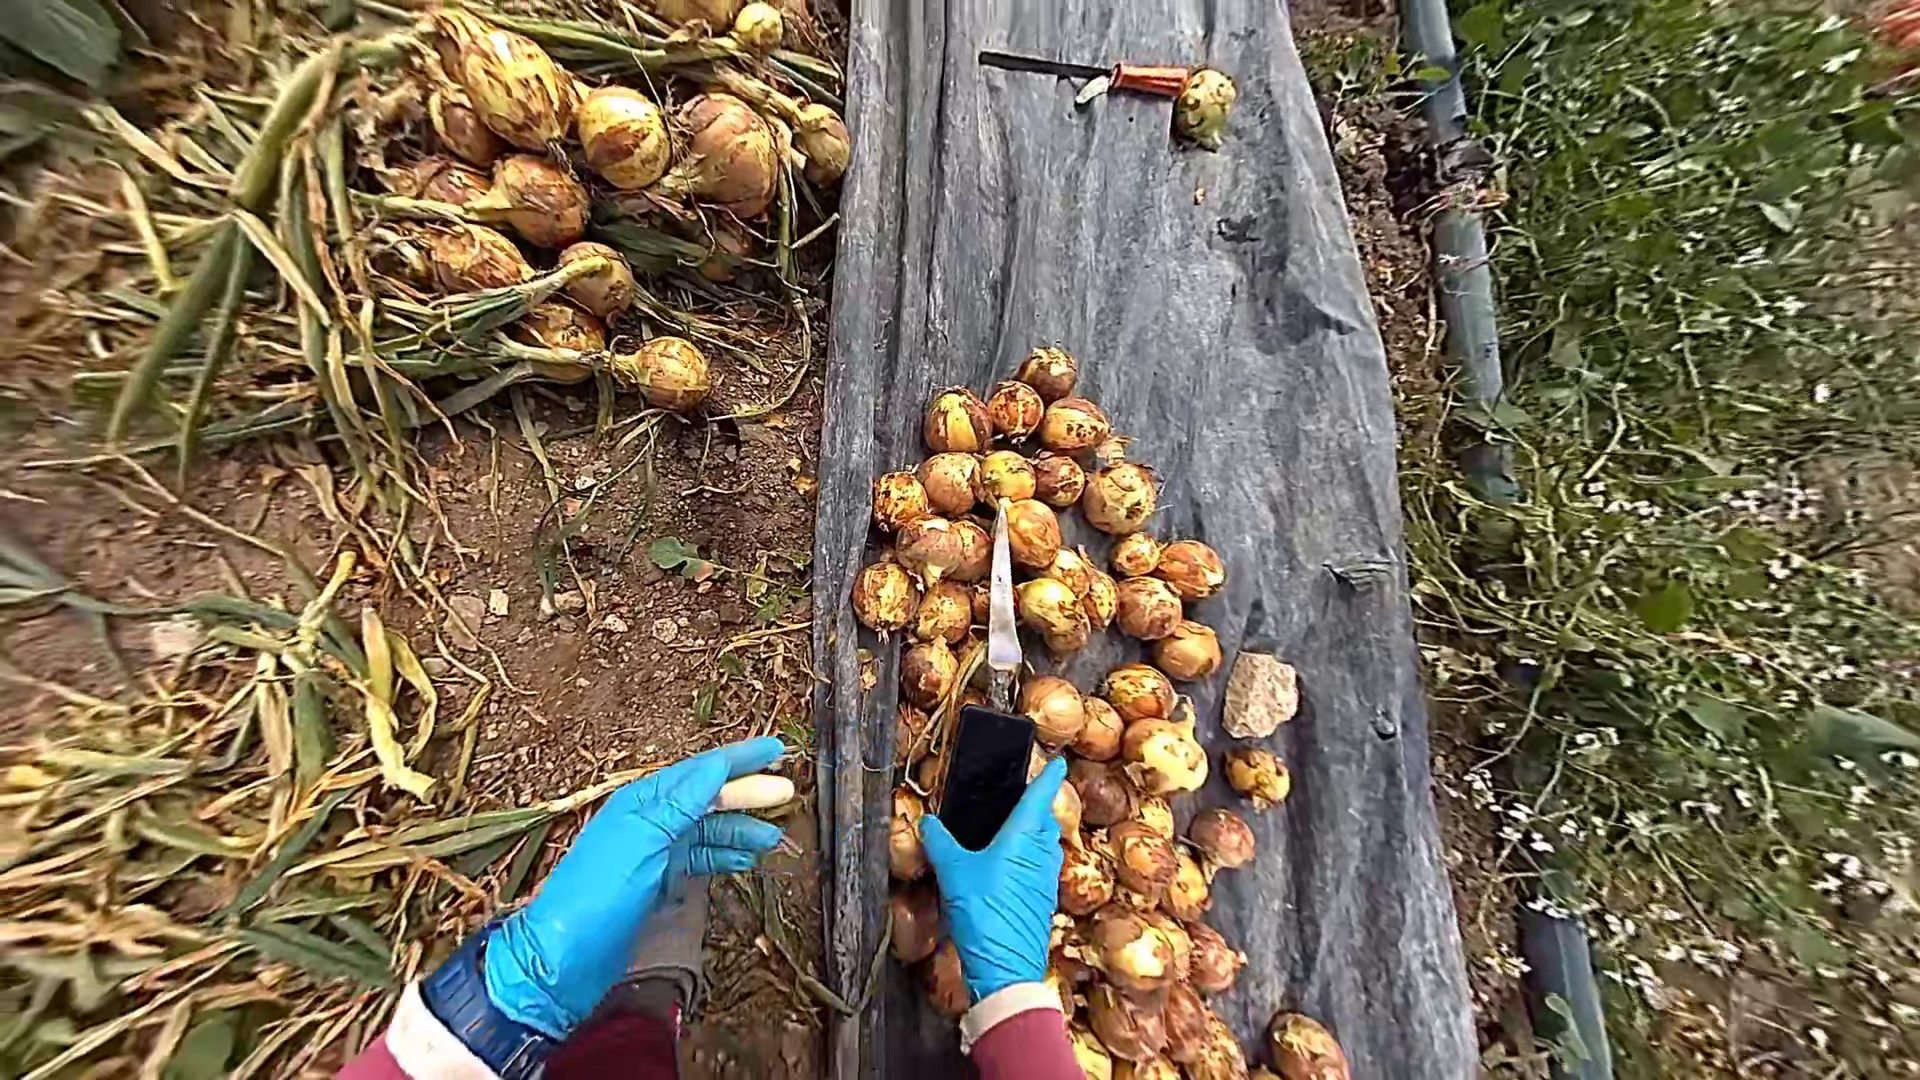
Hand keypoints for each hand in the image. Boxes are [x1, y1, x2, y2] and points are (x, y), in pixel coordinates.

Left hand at [482, 737, 785, 1037]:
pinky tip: (747, 858)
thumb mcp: (642, 842)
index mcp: (647, 800)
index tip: (776, 748)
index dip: (742, 757)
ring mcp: (659, 847)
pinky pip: (704, 855)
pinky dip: (727, 853)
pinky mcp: (662, 876)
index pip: (704, 769)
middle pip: (713, 796)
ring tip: (772, 837)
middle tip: (787, 791)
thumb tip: (719, 764)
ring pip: (712, 827)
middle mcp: (656, 817)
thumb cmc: (597, 896)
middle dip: (750, 793)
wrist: (558, 967)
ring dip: (743, 828)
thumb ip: (683, 801)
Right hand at [920, 756, 1065, 1002]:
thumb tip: (928, 823)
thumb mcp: (953, 871)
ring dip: (1037, 832)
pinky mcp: (1044, 900)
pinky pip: (1042, 866)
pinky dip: (1032, 857)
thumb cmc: (983, 911)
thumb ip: (940, 842)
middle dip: (1039, 806)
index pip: (1040, 796)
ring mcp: (1046, 878)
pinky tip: (1011, 866)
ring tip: (1016, 829)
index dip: (1049, 776)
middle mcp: (1041, 852)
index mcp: (1024, 836)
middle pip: (1046, 820)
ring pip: (1047, 844)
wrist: (1005, 969)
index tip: (1059, 763)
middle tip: (1025, 797)